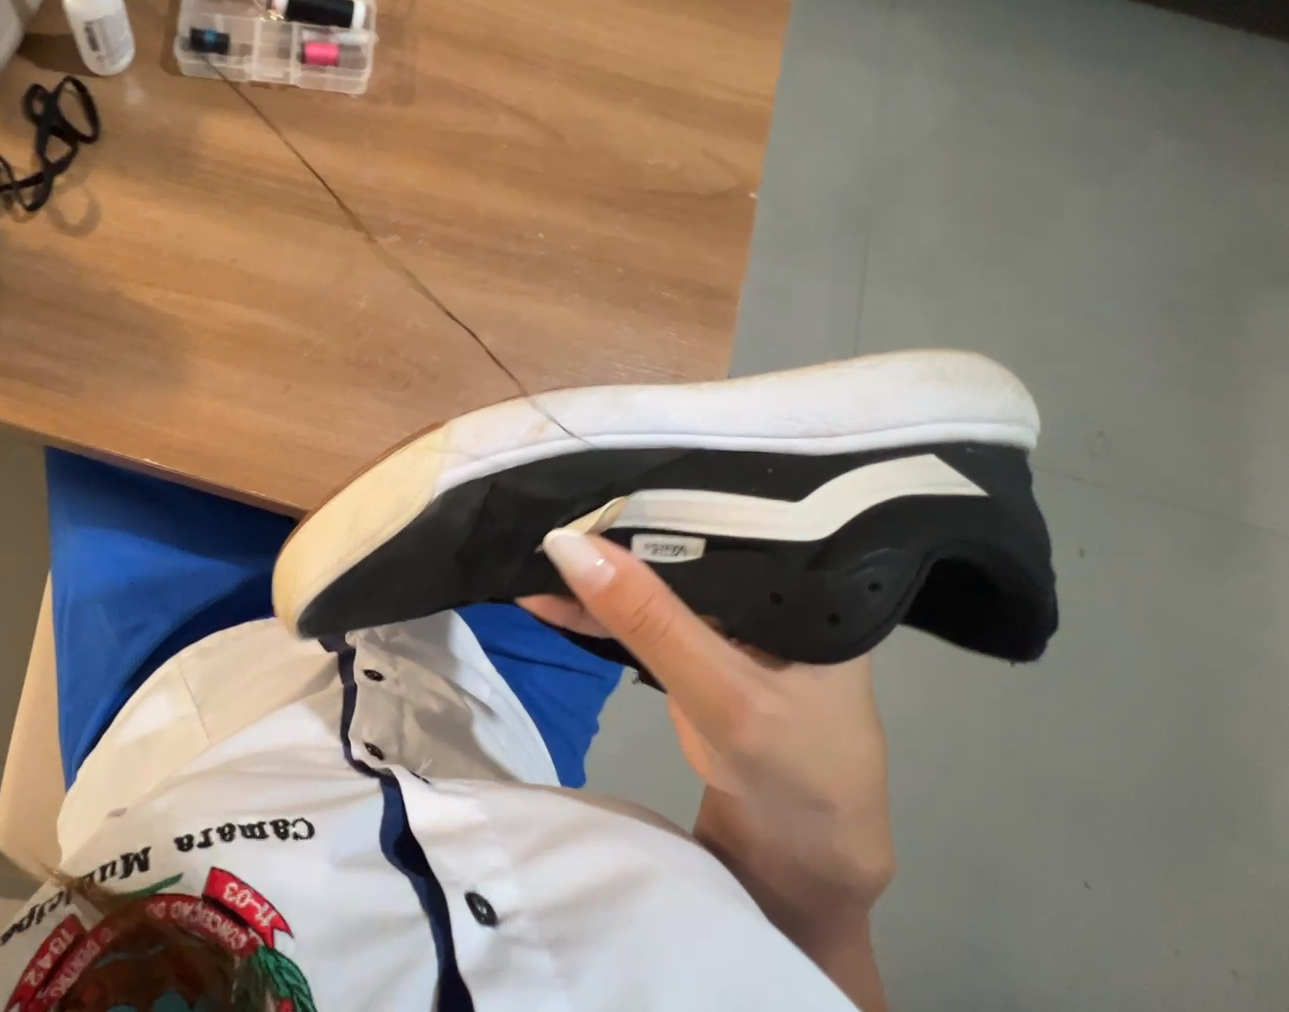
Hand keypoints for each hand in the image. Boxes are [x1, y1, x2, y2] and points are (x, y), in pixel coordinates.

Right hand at [527, 531, 893, 1008]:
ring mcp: (727, 623)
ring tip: (531, 546)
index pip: (725, 511)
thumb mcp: (724, 694)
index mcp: (805, 578)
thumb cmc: (797, 776)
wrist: (801, 867)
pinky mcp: (695, 653)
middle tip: (545, 497)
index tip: (589, 467)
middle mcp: (767, 588)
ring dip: (597, 573)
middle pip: (683, 542)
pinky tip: (549, 598)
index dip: (657, 489)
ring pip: (654, 580)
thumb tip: (566, 542)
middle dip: (616, 526)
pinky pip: (639, 620)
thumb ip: (649, 620)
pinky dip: (595, 614)